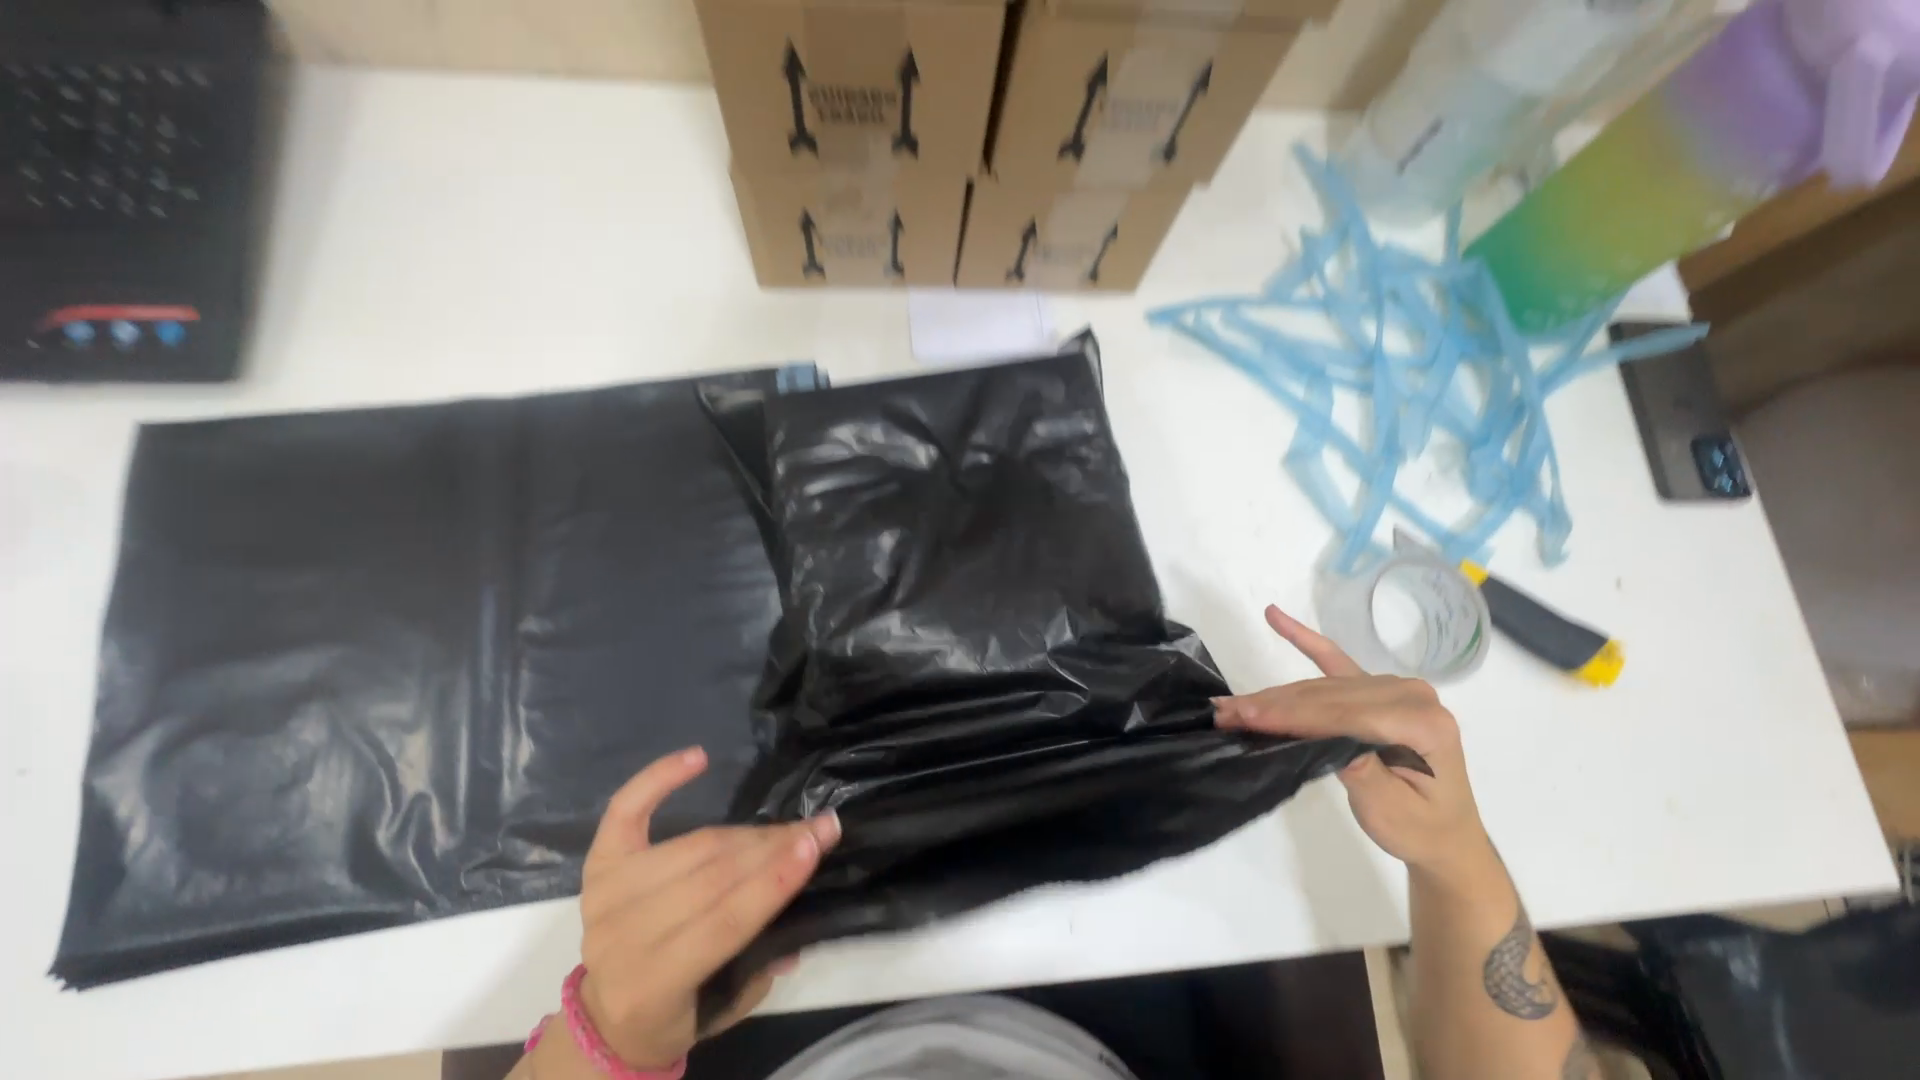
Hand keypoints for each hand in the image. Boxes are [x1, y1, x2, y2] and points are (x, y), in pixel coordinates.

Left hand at [572, 746, 839, 1067]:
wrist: (609, 1018)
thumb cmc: (678, 1013)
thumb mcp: (725, 1006)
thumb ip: (762, 963)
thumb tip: (801, 907)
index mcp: (651, 984)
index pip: (722, 922)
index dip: (773, 882)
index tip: (817, 844)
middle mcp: (621, 935)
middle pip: (710, 875)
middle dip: (772, 848)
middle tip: (817, 828)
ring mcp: (605, 895)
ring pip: (691, 845)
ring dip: (747, 831)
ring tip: (787, 825)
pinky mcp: (598, 864)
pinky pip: (627, 810)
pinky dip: (660, 779)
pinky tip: (699, 758)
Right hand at [1213, 605, 1494, 879]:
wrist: (1445, 834)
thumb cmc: (1420, 829)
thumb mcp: (1391, 812)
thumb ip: (1362, 773)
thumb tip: (1323, 741)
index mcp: (1423, 723)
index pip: (1342, 715)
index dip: (1291, 716)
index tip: (1243, 719)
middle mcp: (1412, 695)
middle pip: (1328, 696)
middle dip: (1272, 705)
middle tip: (1223, 712)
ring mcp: (1395, 687)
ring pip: (1322, 685)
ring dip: (1275, 694)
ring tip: (1231, 703)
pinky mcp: (1378, 689)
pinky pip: (1335, 660)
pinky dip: (1304, 640)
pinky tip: (1275, 618)